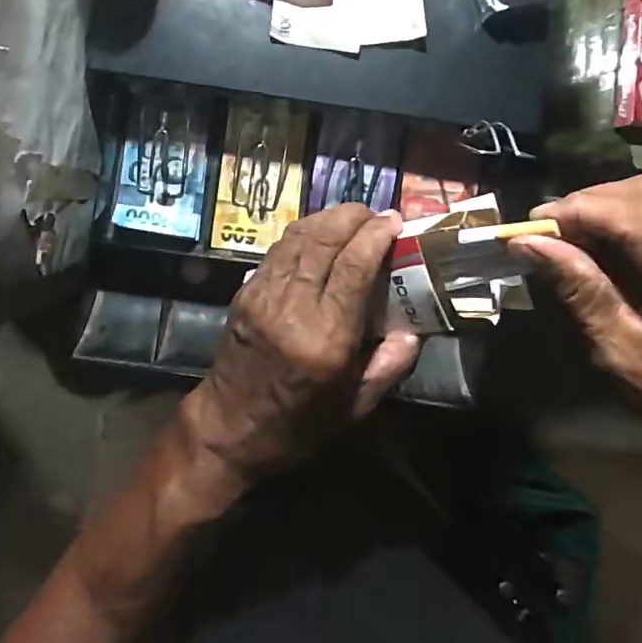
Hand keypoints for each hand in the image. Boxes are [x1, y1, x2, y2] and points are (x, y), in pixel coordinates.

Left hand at [178, 204, 422, 493]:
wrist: (229, 428)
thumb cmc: (298, 425)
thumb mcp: (354, 409)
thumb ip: (387, 367)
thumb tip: (413, 332)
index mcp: (326, 339)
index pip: (353, 267)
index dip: (375, 236)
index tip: (394, 221)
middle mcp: (293, 308)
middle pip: (324, 240)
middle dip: (353, 217)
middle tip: (376, 214)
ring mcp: (264, 295)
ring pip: (297, 237)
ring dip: (327, 218)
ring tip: (352, 217)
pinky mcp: (246, 291)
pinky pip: (278, 249)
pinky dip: (303, 232)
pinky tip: (319, 233)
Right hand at [510, 175, 641, 477]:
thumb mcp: (621, 359)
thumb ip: (582, 293)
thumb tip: (529, 243)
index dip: (585, 210)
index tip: (536, 226)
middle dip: (592, 203)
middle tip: (551, 231)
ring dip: (609, 206)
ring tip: (574, 234)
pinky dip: (630, 217)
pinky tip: (607, 240)